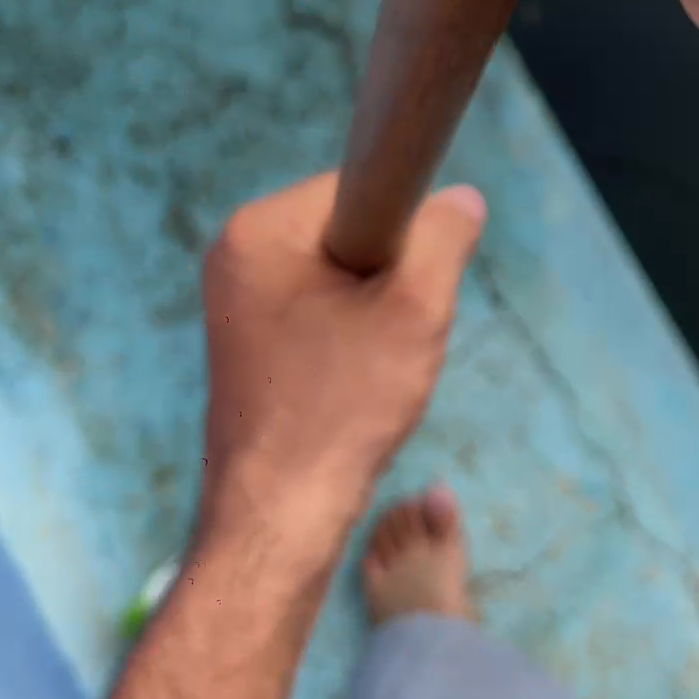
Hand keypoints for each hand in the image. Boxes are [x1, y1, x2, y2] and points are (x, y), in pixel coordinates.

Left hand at [196, 173, 485, 537]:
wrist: (281, 510)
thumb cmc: (346, 403)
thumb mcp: (415, 310)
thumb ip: (444, 239)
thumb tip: (462, 197)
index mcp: (261, 228)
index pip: (359, 188)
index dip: (406, 230)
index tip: (416, 284)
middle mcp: (235, 250)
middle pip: (350, 228)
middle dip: (391, 270)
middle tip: (401, 327)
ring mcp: (235, 296)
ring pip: (340, 269)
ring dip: (375, 301)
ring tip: (377, 355)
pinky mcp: (246, 334)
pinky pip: (319, 301)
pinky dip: (351, 324)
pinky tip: (355, 370)